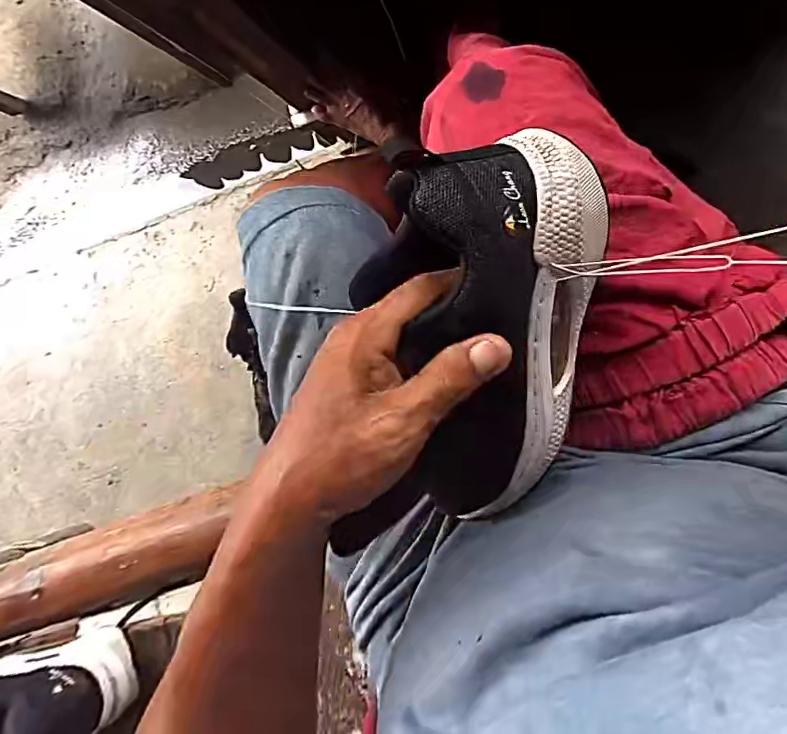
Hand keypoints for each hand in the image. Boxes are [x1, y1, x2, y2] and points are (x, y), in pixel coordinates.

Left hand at [252, 270, 511, 524]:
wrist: (285, 506)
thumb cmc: (342, 458)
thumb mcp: (405, 418)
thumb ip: (451, 376)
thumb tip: (499, 342)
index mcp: (365, 330)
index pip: (422, 286)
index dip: (461, 280)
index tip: (501, 285)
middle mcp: (354, 333)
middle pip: (413, 304)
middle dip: (455, 306)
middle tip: (501, 315)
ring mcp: (349, 356)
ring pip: (405, 329)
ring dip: (440, 332)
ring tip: (484, 340)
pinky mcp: (349, 380)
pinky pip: (395, 350)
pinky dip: (423, 352)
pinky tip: (447, 371)